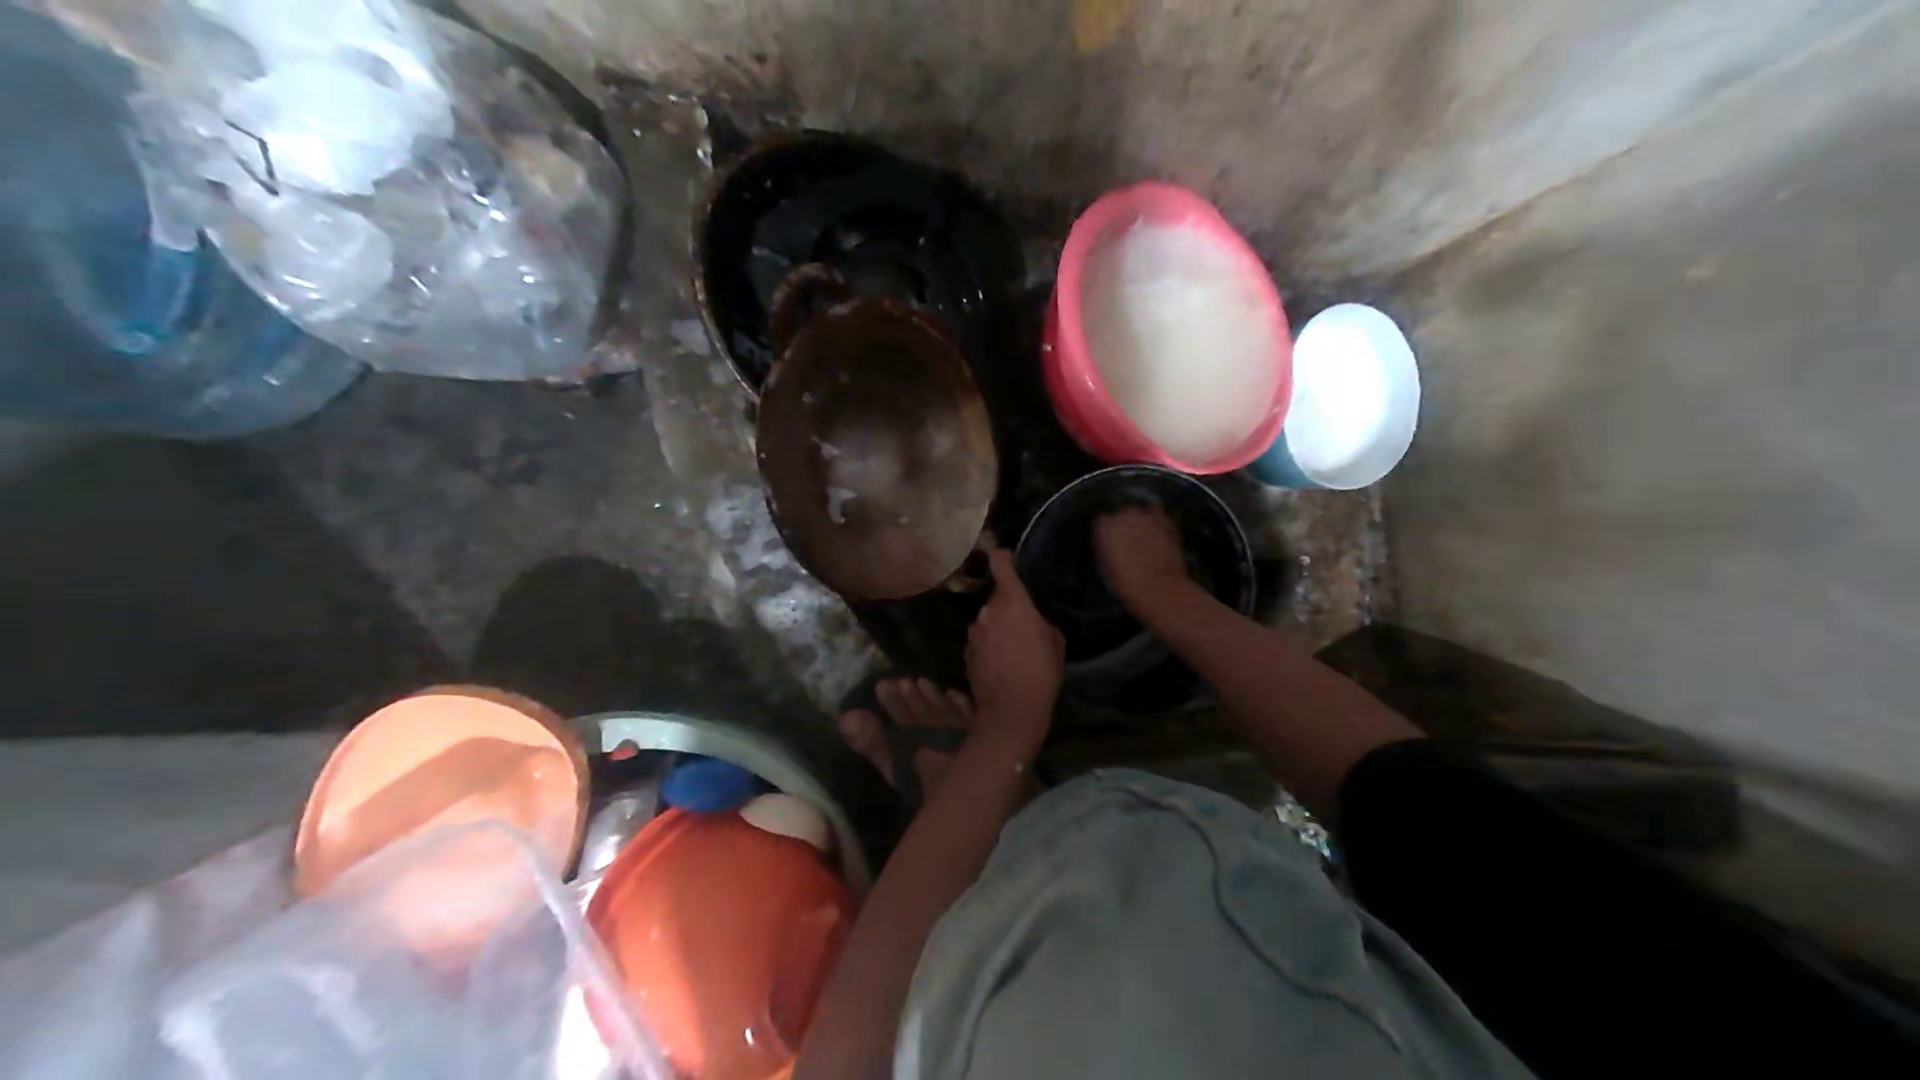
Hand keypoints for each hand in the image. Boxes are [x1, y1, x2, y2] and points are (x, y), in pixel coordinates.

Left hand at [966, 548, 1064, 754]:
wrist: (1012, 708)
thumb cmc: (1042, 671)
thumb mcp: (1055, 642)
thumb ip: (1039, 623)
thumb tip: (1031, 623)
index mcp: (1012, 602)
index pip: (1001, 565)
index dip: (1001, 556)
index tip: (1001, 553)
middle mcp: (987, 612)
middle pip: (996, 600)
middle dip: (1007, 609)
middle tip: (1024, 628)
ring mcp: (974, 633)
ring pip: (987, 622)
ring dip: (997, 630)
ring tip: (1014, 652)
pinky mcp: (967, 653)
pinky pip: (981, 642)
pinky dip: (989, 648)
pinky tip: (1001, 666)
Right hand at [1094, 504, 1190, 609]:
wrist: (1159, 588)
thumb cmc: (1127, 583)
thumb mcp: (1105, 567)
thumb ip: (1104, 547)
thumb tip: (1108, 542)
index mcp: (1104, 528)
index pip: (1101, 522)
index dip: (1106, 533)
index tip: (1110, 542)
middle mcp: (1124, 516)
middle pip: (1121, 513)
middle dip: (1124, 524)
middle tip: (1128, 540)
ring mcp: (1146, 516)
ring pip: (1140, 511)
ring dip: (1140, 519)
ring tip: (1144, 533)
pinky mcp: (1165, 521)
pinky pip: (1158, 514)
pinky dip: (1157, 520)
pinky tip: (1159, 531)